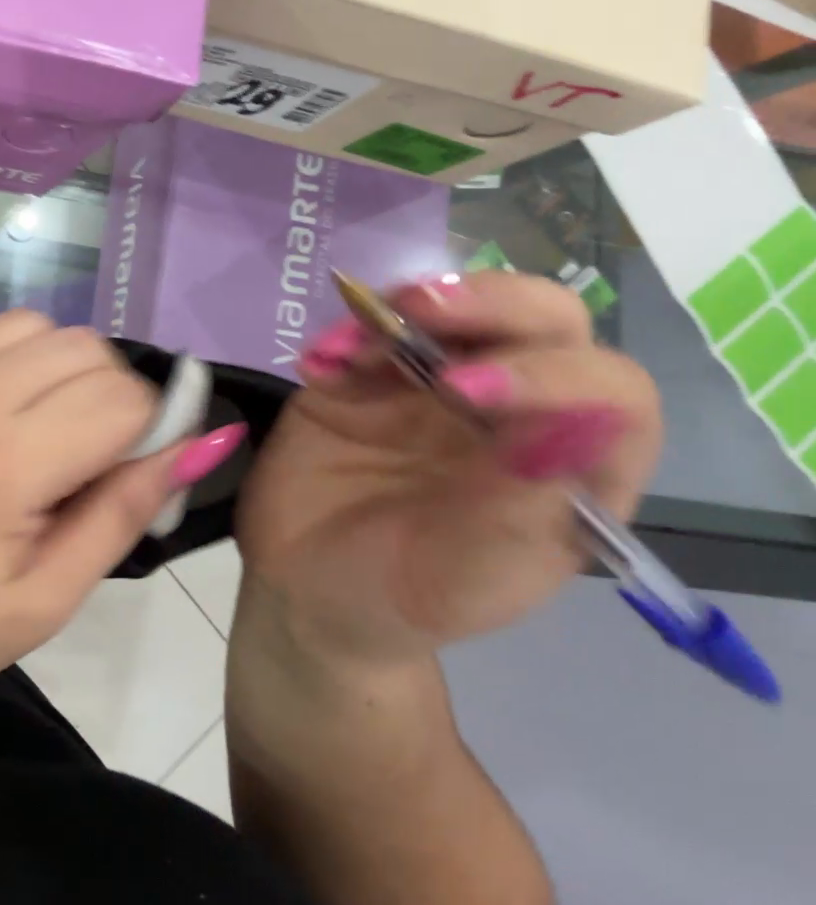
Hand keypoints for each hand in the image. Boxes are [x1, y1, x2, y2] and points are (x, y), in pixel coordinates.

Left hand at [0, 310, 245, 707]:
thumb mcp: (50, 596)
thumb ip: (124, 511)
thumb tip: (197, 445)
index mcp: (5, 464)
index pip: (122, 399)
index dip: (152, 434)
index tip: (134, 479)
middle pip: (87, 349)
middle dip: (116, 398)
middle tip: (96, 464)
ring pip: (42, 328)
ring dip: (70, 369)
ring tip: (56, 434)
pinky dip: (21, 355)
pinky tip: (14, 410)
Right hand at [236, 271, 661, 666]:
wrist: (301, 593)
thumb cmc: (396, 600)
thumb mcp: (464, 580)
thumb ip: (518, 513)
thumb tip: (571, 431)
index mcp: (566, 468)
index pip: (604, 393)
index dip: (549, 375)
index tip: (462, 392)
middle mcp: (513, 414)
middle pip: (542, 324)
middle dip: (489, 304)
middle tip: (417, 309)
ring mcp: (432, 389)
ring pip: (454, 314)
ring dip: (402, 311)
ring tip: (341, 348)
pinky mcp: (364, 382)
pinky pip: (364, 334)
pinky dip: (342, 334)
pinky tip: (315, 364)